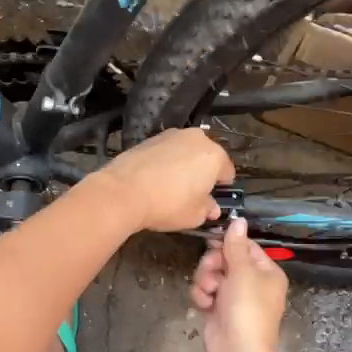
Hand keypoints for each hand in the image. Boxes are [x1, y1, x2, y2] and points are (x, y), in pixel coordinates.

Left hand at [91, 128, 235, 232]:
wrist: (124, 191)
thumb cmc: (168, 204)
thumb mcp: (195, 215)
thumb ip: (208, 208)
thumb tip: (212, 207)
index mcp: (214, 156)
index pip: (227, 171)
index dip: (222, 187)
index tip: (214, 198)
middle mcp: (196, 139)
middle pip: (207, 156)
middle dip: (203, 172)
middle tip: (193, 192)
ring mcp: (171, 135)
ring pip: (186, 151)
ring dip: (184, 164)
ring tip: (172, 186)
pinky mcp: (150, 138)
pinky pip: (166, 151)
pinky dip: (165, 161)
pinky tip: (155, 179)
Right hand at [190, 217, 288, 351]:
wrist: (237, 350)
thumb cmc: (247, 307)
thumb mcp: (243, 271)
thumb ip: (236, 245)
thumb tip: (239, 219)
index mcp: (267, 272)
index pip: (246, 247)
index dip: (229, 244)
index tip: (213, 241)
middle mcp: (253, 283)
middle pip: (226, 259)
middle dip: (213, 264)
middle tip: (212, 272)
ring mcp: (234, 297)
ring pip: (212, 274)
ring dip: (205, 280)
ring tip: (209, 293)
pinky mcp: (218, 309)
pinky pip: (205, 291)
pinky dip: (202, 296)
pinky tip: (204, 305)